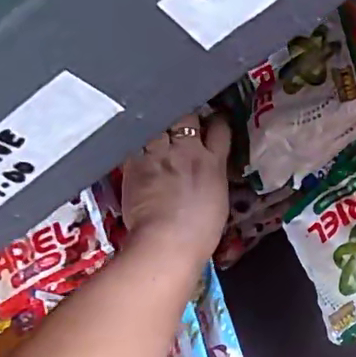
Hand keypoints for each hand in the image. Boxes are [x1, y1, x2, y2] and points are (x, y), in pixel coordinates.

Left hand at [119, 115, 229, 256]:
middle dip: (186, 115)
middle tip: (183, 121)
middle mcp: (187, 151)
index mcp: (213, 163)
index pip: (220, 130)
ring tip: (157, 129)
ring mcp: (159, 154)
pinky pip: (136, 141)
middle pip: (188, 117)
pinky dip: (138, 142)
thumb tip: (208, 171)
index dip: (217, 122)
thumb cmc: (200, 232)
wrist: (168, 241)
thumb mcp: (218, 201)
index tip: (215, 122)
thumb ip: (212, 178)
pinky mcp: (134, 161)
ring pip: (158, 122)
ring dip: (159, 125)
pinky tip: (137, 145)